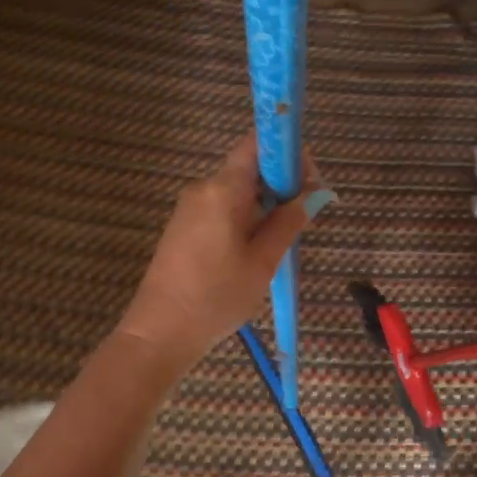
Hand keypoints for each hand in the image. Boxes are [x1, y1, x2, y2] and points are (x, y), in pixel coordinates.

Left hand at [116, 134, 329, 364]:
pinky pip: (222, 207)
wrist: (160, 332)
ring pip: (237, 190)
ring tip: (284, 238)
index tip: (308, 178)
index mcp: (223, 189)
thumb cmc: (216, 297)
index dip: (286, 151)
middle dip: (281, 183)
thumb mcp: (263, 262)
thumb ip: (289, 222)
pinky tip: (257, 248)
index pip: (256, 144)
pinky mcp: (184, 226)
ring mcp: (190, 207)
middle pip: (249, 167)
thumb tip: (315, 193)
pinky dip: (246, 217)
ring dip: (265, 203)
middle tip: (305, 215)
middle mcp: (203, 188)